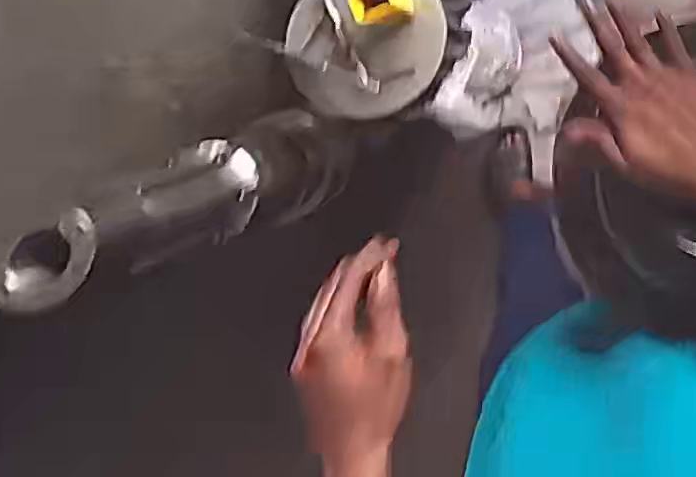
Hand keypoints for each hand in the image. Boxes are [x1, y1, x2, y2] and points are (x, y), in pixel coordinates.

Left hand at [291, 238, 410, 476]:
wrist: (353, 452)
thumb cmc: (378, 406)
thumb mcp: (393, 350)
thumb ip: (386, 305)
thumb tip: (383, 271)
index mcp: (330, 335)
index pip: (349, 279)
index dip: (370, 256)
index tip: (387, 244)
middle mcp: (309, 341)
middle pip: (331, 286)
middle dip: (359, 264)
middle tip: (383, 250)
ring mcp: (302, 354)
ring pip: (321, 300)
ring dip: (346, 280)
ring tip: (371, 267)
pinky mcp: (303, 364)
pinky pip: (317, 317)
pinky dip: (336, 299)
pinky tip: (350, 296)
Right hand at [551, 0, 695, 202]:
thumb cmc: (669, 169)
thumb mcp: (627, 163)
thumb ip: (598, 141)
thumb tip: (567, 129)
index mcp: (621, 105)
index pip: (588, 76)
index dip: (569, 56)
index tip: (556, 36)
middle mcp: (639, 82)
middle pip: (612, 48)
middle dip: (596, 23)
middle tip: (584, 2)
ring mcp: (664, 74)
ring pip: (638, 40)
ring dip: (624, 19)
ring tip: (611, 0)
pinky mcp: (687, 72)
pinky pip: (674, 45)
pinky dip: (667, 28)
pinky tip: (660, 13)